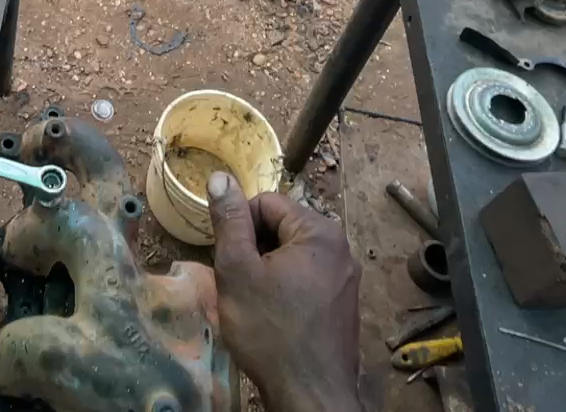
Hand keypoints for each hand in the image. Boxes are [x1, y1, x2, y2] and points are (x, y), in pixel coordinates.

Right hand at [208, 171, 364, 411]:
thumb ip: (229, 220)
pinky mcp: (343, 305)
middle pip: (279, 228)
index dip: (239, 226)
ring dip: (266, 270)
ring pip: (289, 255)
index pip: (265, 203)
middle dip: (253, 249)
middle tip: (239, 282)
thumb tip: (220, 177)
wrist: (311, 400)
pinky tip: (272, 316)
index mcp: (319, 231)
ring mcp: (345, 279)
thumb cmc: (270, 331)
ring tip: (253, 302)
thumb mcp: (238, 269)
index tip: (229, 258)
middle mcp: (340, 249)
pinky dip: (283, 288)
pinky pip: (304, 279)